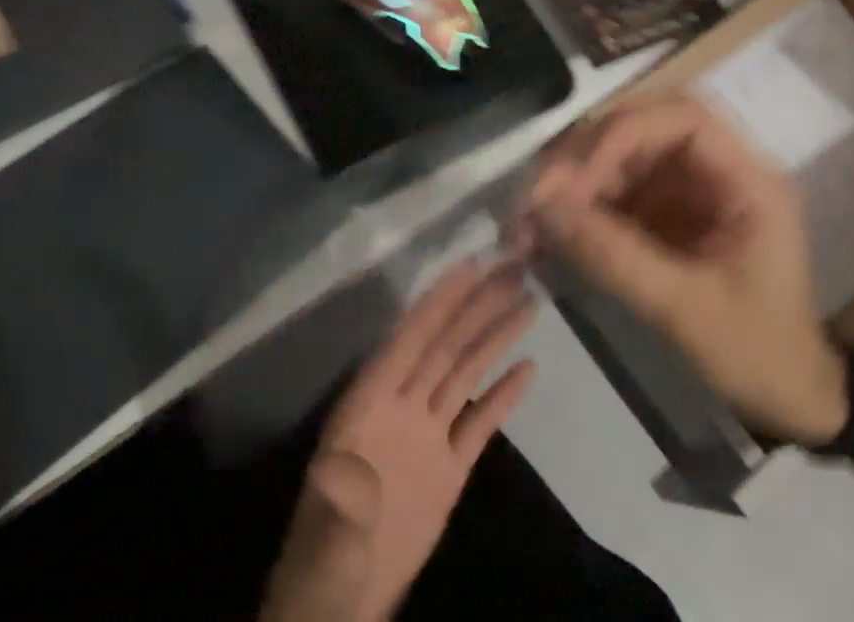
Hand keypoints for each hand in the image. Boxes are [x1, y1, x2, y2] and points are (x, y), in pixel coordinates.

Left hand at [260, 261, 538, 621]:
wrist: (345, 603)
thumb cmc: (325, 563)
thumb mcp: (328, 532)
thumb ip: (341, 503)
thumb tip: (346, 473)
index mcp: (368, 408)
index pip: (407, 343)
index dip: (435, 303)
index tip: (467, 266)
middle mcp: (400, 409)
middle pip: (444, 347)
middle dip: (476, 307)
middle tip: (512, 268)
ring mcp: (427, 436)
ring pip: (464, 375)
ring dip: (494, 339)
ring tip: (528, 303)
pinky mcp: (450, 469)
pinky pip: (479, 424)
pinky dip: (503, 397)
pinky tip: (529, 369)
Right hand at [520, 94, 849, 446]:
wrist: (785, 396)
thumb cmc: (756, 351)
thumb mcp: (685, 308)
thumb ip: (614, 255)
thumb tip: (542, 206)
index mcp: (748, 181)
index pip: (685, 118)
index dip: (625, 132)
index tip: (576, 176)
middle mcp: (716, 173)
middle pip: (644, 131)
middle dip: (588, 156)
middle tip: (539, 195)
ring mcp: (688, 195)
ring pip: (621, 161)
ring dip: (574, 183)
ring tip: (531, 219)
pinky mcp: (665, 219)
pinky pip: (615, 196)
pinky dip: (578, 210)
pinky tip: (547, 232)